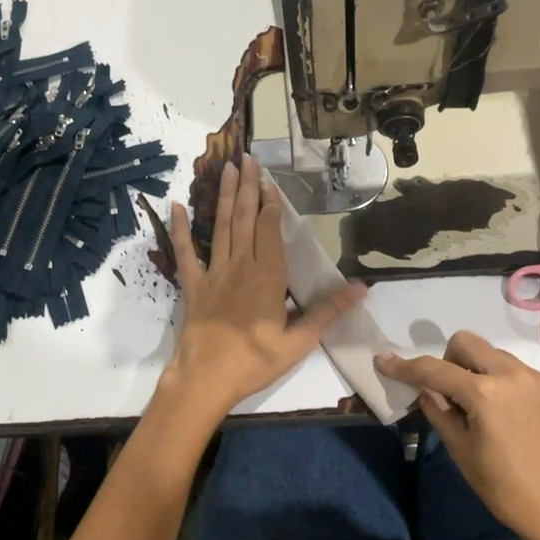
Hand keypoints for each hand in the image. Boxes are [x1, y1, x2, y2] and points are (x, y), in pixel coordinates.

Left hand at [163, 155, 364, 411]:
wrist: (205, 380)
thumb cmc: (255, 362)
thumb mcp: (299, 341)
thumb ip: (328, 311)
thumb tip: (362, 287)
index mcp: (268, 277)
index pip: (269, 229)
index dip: (271, 203)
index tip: (270, 179)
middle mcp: (239, 266)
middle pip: (243, 219)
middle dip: (247, 187)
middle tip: (247, 158)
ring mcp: (213, 274)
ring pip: (219, 228)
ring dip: (223, 197)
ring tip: (226, 169)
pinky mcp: (193, 287)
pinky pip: (185, 253)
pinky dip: (180, 229)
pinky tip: (176, 206)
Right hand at [375, 332, 539, 539]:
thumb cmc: (505, 488)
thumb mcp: (461, 451)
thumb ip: (439, 412)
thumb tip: (424, 390)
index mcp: (484, 393)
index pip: (434, 370)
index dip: (404, 366)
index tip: (383, 361)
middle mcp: (510, 374)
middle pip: (465, 342)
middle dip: (446, 359)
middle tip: (445, 392)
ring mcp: (533, 378)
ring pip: (491, 353)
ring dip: (473, 367)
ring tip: (474, 405)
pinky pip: (512, 369)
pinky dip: (496, 378)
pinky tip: (499, 411)